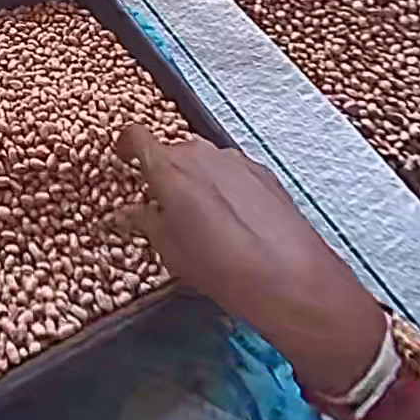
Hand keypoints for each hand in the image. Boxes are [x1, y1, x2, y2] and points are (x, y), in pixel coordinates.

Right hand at [118, 125, 386, 394]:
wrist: (296, 283)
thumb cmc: (224, 271)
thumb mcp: (173, 252)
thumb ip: (147, 222)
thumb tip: (127, 212)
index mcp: (169, 170)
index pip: (136, 136)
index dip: (126, 144)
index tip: (122, 157)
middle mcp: (199, 154)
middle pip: (170, 149)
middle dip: (162, 170)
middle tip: (163, 202)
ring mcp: (233, 159)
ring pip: (201, 157)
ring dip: (194, 175)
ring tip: (202, 213)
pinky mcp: (261, 170)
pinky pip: (228, 167)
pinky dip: (221, 181)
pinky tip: (233, 216)